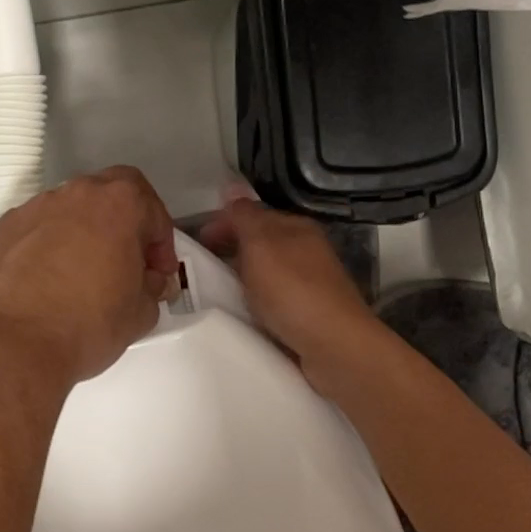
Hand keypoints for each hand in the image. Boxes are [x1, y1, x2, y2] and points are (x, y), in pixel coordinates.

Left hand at [0, 166, 178, 386]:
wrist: (12, 344)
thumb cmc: (87, 324)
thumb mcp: (141, 312)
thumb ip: (152, 287)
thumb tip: (147, 281)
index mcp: (119, 204)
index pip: (151, 207)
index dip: (161, 241)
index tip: (157, 271)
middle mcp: (77, 194)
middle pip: (110, 194)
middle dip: (125, 223)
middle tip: (128, 261)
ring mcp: (36, 208)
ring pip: (72, 209)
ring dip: (86, 231)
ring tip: (86, 273)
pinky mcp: (5, 229)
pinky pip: (40, 228)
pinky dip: (52, 244)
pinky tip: (50, 280)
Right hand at [198, 199, 382, 393]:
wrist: (333, 345)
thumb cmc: (293, 290)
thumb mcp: (261, 244)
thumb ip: (244, 216)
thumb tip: (231, 186)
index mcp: (297, 227)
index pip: (253, 215)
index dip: (223, 223)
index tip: (197, 242)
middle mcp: (306, 250)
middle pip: (260, 243)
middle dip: (231, 251)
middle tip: (200, 268)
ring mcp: (310, 283)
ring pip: (266, 273)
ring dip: (242, 278)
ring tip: (215, 292)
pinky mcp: (309, 313)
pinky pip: (273, 300)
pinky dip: (255, 302)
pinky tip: (244, 314)